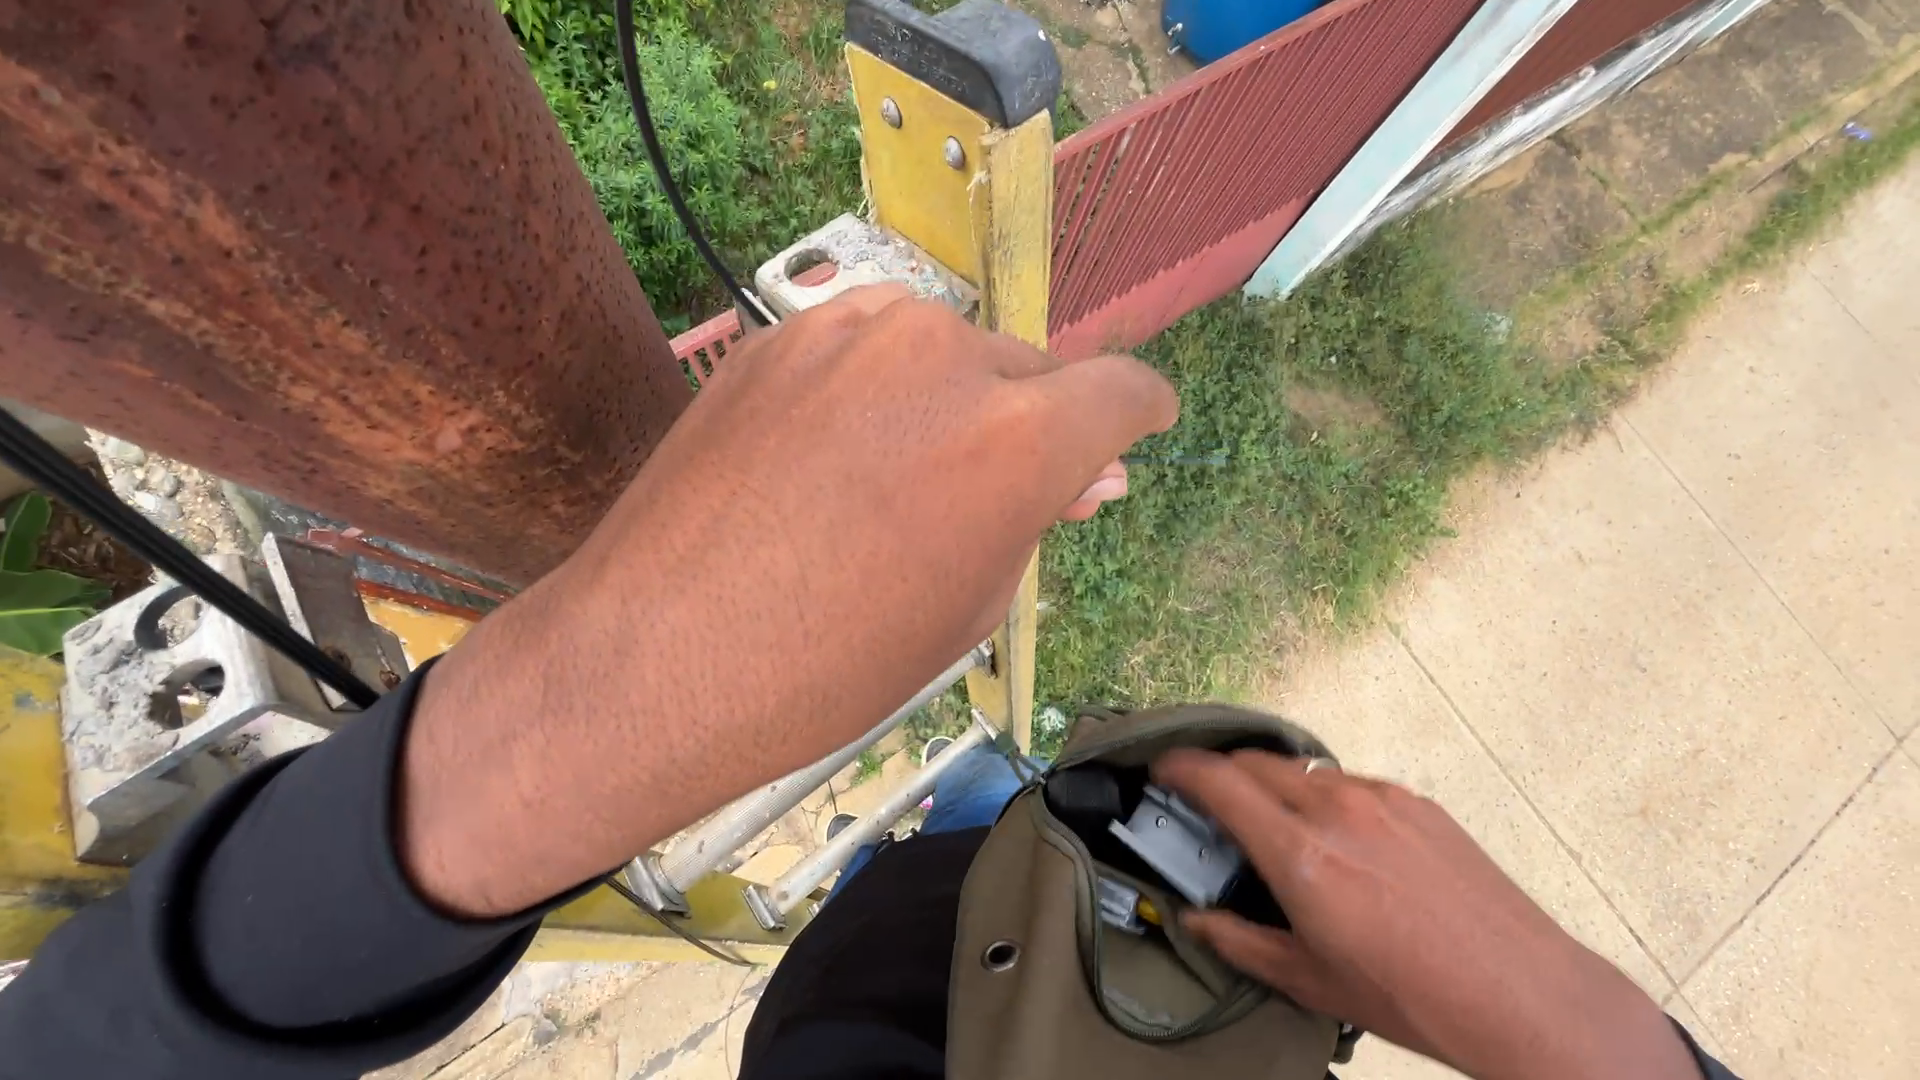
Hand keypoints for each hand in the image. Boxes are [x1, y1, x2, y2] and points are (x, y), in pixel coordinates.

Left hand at [400, 287, 1176, 915]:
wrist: (656, 655)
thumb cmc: (833, 667)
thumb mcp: (970, 606)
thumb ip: (1036, 516)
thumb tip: (1088, 471)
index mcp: (1014, 437)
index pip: (1121, 390)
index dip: (1138, 414)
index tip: (1132, 433)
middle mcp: (944, 355)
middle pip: (1033, 370)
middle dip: (1035, 425)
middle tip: (990, 492)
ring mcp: (854, 330)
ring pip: (952, 349)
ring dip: (958, 401)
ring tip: (907, 473)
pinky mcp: (782, 333)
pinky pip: (873, 346)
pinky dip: (885, 388)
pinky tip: (841, 450)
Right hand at [1153, 750, 1697, 1079]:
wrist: (1529, 998)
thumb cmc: (1413, 997)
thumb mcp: (1311, 980)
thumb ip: (1240, 941)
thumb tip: (1195, 919)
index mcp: (1302, 856)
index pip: (1219, 783)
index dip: (1179, 767)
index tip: (1161, 769)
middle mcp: (1335, 810)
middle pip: (1252, 763)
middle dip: (1219, 773)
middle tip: (1207, 801)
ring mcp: (1380, 798)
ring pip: (1300, 768)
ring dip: (1270, 784)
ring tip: (1273, 822)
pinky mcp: (1415, 802)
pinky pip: (1347, 782)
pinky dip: (1320, 795)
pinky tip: (1337, 837)